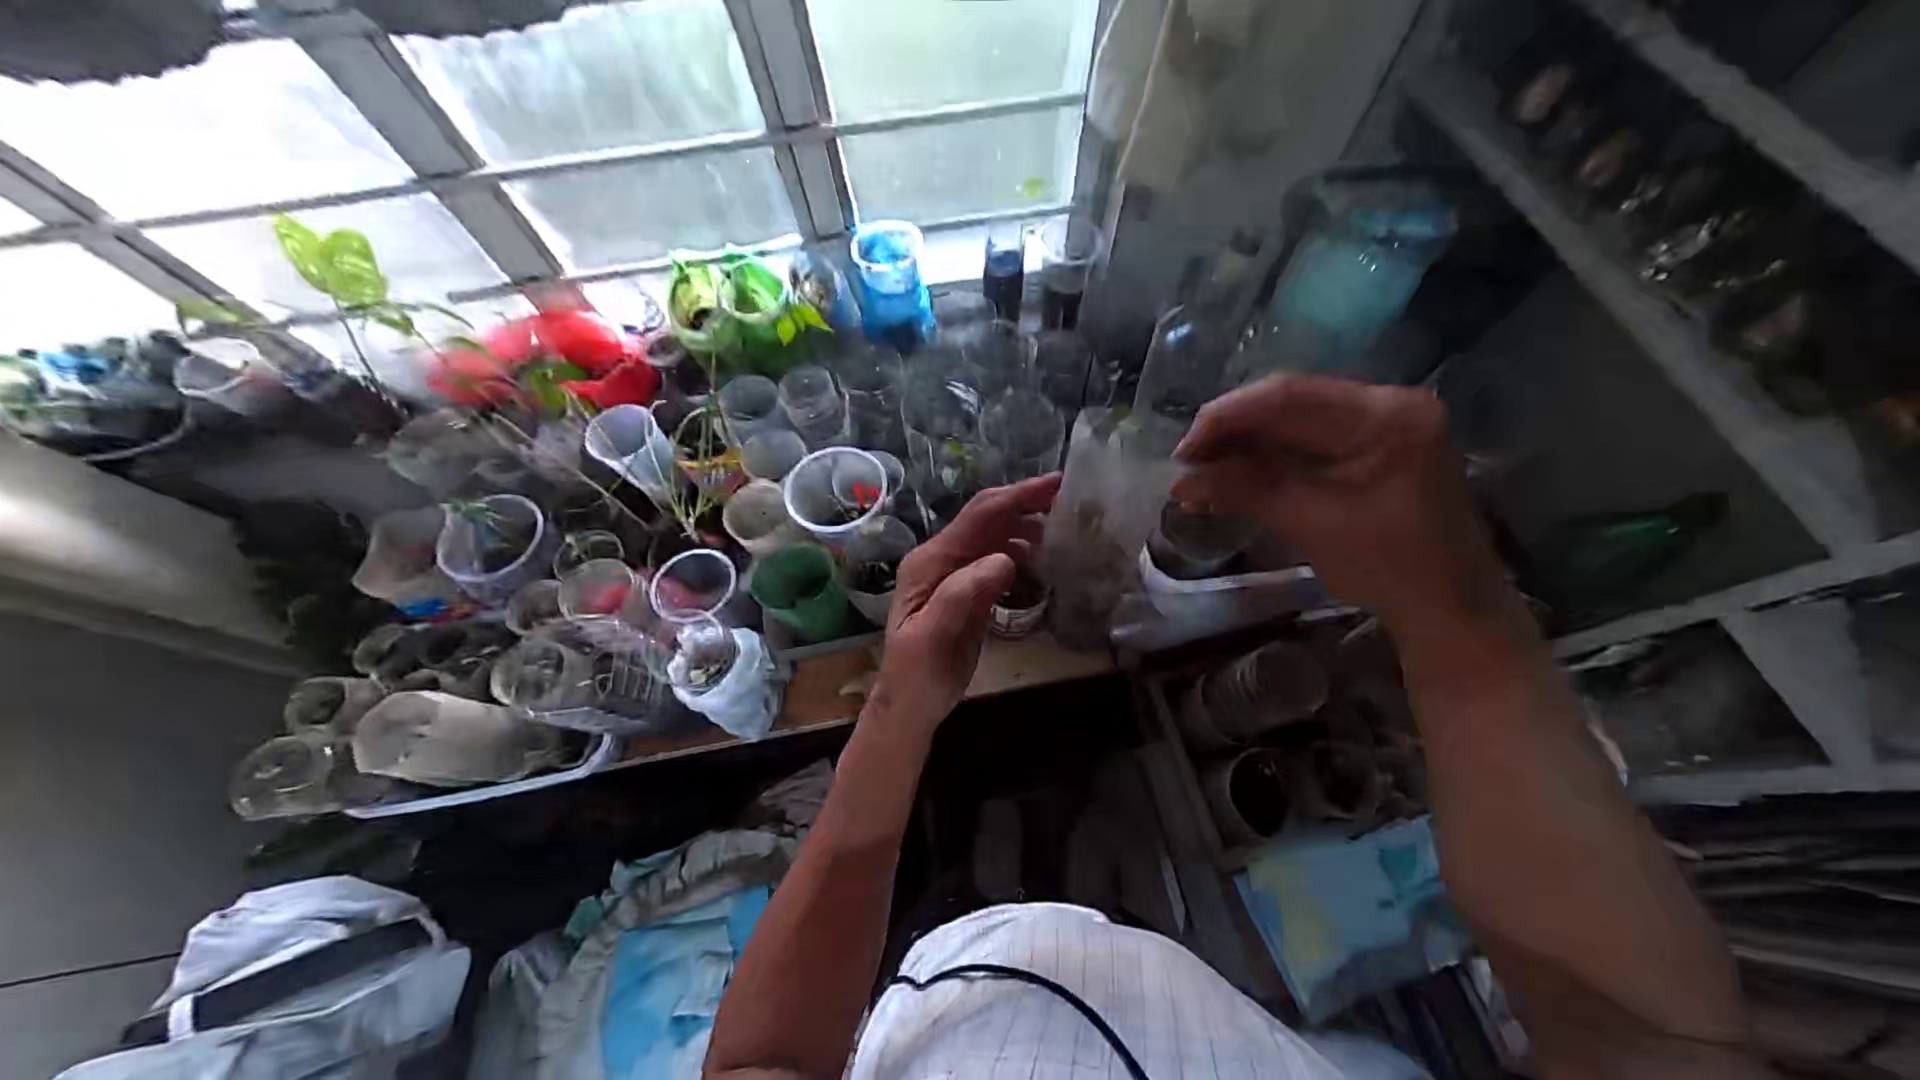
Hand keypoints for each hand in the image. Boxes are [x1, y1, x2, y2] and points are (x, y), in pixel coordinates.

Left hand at [869, 473, 1061, 733]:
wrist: (910, 705)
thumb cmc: (916, 673)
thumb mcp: (933, 636)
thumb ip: (963, 595)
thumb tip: (1006, 558)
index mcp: (930, 561)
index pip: (978, 516)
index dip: (1017, 497)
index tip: (1056, 484)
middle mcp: (941, 559)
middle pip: (988, 519)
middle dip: (1025, 504)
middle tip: (1069, 499)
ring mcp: (954, 575)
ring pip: (994, 537)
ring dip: (1026, 526)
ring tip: (1063, 527)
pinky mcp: (968, 592)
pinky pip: (996, 561)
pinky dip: (1021, 552)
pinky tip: (1042, 557)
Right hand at [1172, 375, 1508, 634]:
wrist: (1450, 607)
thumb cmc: (1389, 568)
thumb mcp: (1309, 524)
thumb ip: (1243, 491)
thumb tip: (1179, 482)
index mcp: (1384, 415)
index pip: (1288, 396)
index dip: (1225, 418)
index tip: (1184, 452)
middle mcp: (1385, 403)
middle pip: (1289, 401)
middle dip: (1231, 431)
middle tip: (1189, 463)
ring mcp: (1380, 422)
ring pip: (1292, 419)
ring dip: (1244, 444)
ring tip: (1204, 472)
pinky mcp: (1370, 445)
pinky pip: (1306, 439)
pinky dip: (1267, 457)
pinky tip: (1236, 474)